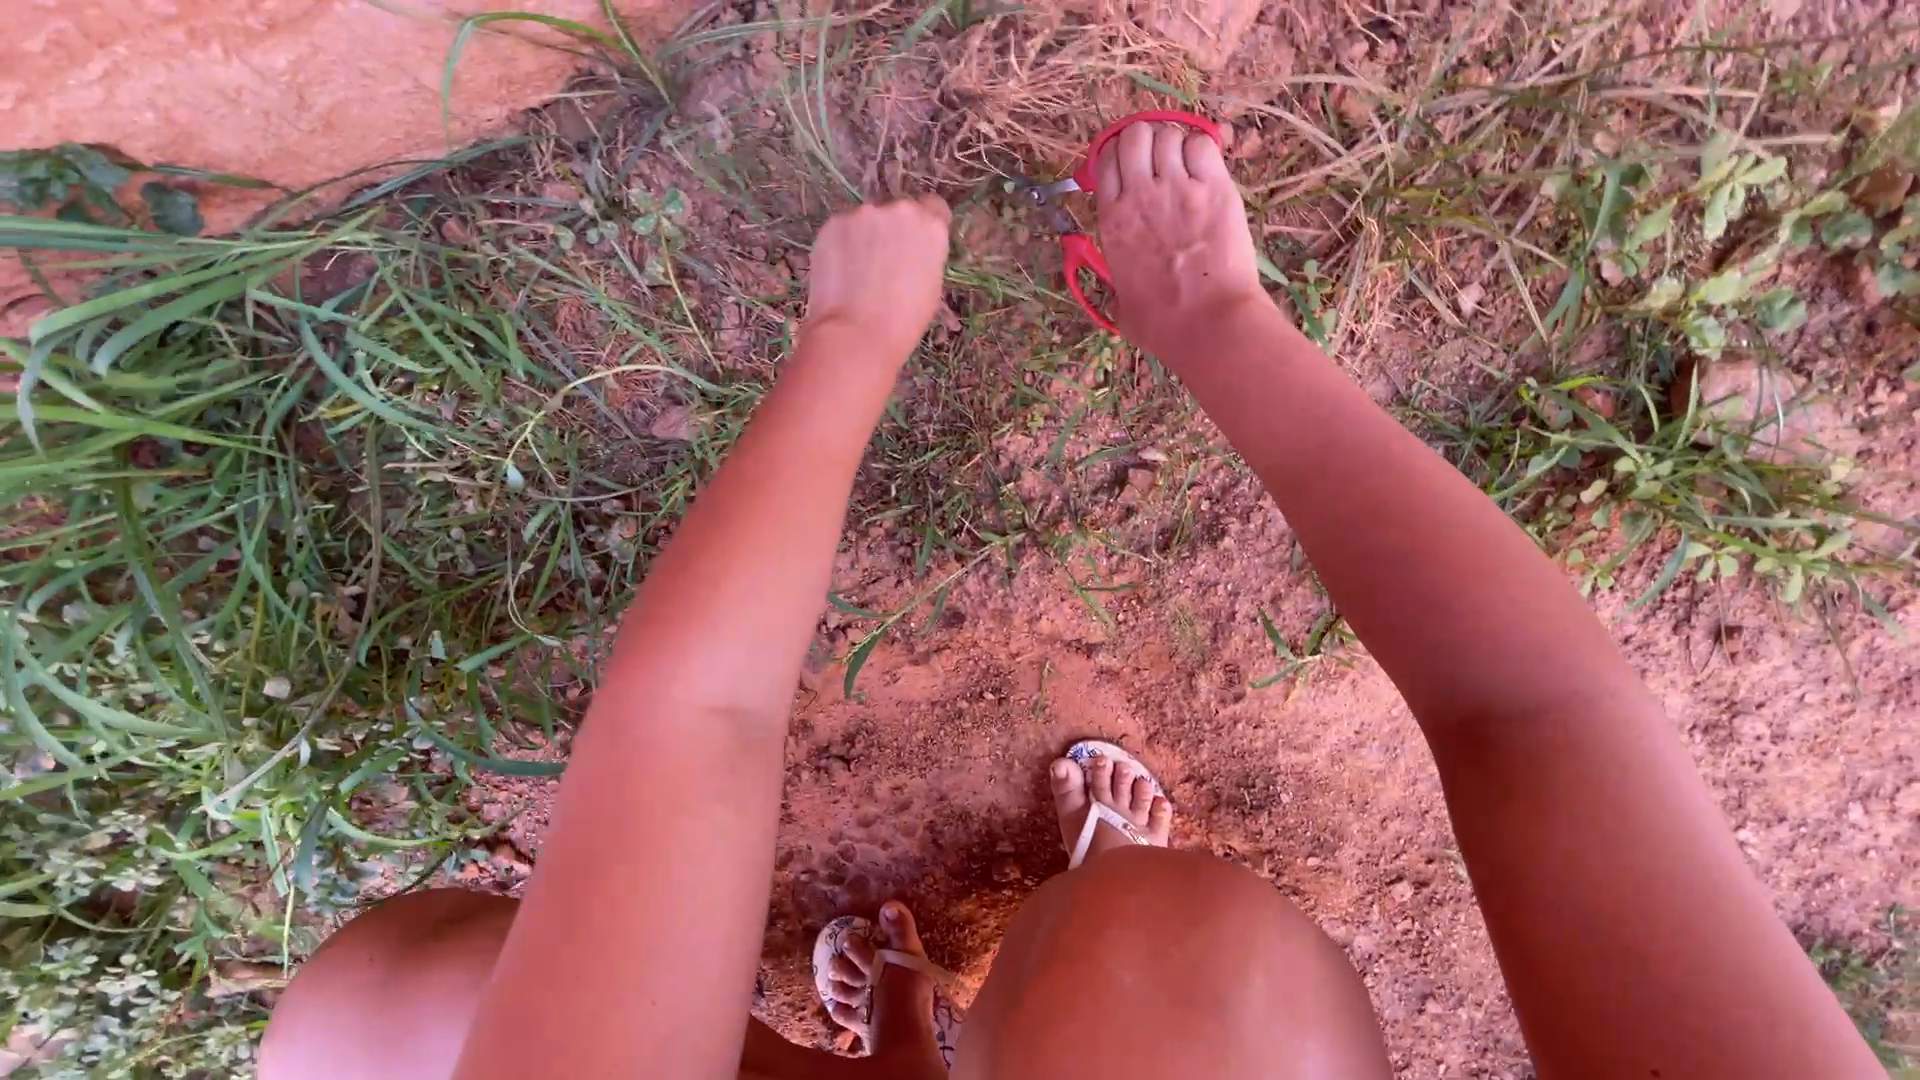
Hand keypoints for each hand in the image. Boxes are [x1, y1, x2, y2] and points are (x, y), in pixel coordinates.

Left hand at [803, 195, 952, 360]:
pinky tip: (839, 274)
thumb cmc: (903, 322)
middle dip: (892, 231)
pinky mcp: (833, 224)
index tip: (916, 245)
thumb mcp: (931, 288)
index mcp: (931, 227)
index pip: (933, 208)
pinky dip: (841, 246)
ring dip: (864, 238)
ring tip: (857, 274)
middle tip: (883, 265)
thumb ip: (924, 257)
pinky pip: (842, 230)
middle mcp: (899, 210)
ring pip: (867, 221)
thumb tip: (912, 253)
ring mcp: (863, 214)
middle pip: (897, 212)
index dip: (924, 226)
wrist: (856, 334)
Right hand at [1094, 123, 1268, 359]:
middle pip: (1135, 135)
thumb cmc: (1161, 324)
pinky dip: (1203, 150)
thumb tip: (1119, 294)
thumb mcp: (1120, 306)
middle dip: (1145, 140)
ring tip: (1184, 166)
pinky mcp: (1215, 187)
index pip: (1106, 161)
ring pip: (1169, 135)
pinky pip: (1203, 145)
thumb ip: (1116, 287)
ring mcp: (1178, 187)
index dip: (1117, 156)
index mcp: (1112, 222)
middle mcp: (1140, 195)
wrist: (1207, 322)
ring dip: (1175, 145)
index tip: (1128, 168)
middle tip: (1157, 161)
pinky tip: (1206, 171)